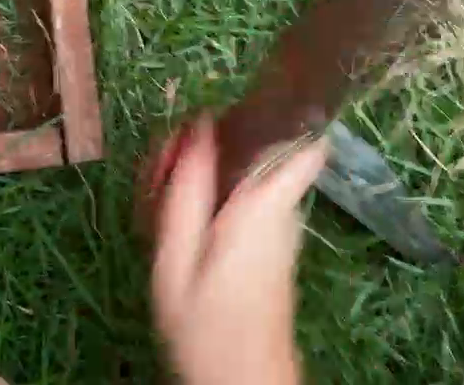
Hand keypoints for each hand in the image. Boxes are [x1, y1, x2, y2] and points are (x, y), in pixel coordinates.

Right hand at [150, 116, 327, 384]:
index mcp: (263, 204)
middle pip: (251, 148)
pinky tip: (178, 221)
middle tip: (160, 172)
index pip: (303, 141)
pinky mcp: (272, 239)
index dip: (277, 109)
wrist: (242, 382)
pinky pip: (242, 193)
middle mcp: (281, 207)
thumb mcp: (177, 258)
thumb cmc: (205, 324)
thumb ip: (187, 189)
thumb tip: (198, 125)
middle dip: (204, 146)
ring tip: (160, 196)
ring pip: (242, 169)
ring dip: (202, 170)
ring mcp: (280, 223)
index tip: (229, 107)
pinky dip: (210, 194)